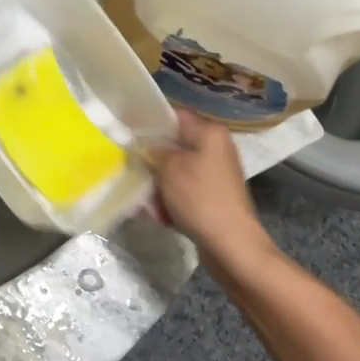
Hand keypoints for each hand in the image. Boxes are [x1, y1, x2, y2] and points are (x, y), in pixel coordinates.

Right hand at [148, 108, 272, 265]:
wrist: (231, 245)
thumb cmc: (199, 197)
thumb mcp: (168, 167)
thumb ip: (153, 149)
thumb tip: (145, 144)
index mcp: (210, 133)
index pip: (174, 116)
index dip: (149, 123)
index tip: (128, 133)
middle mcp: (217, 148)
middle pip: (175, 145)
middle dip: (153, 159)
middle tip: (134, 169)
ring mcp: (217, 174)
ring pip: (178, 170)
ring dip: (160, 184)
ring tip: (146, 199)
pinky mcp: (215, 197)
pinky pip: (186, 191)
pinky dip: (172, 200)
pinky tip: (161, 215)